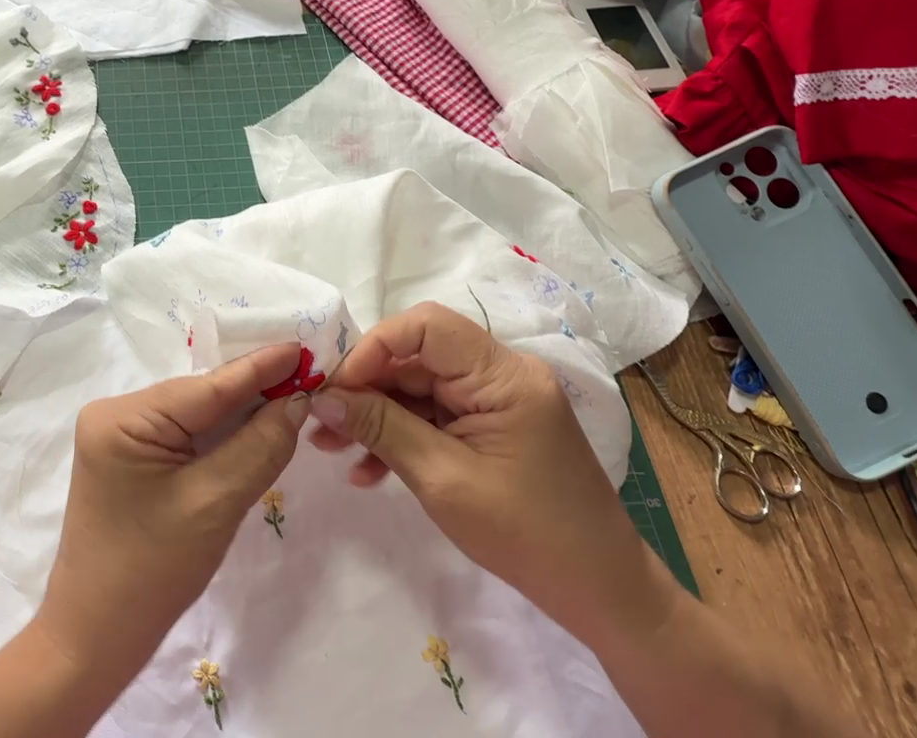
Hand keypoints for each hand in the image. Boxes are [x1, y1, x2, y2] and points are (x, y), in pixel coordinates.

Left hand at [38, 344, 312, 673]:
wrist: (98, 631)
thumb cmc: (152, 570)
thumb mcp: (214, 504)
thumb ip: (259, 446)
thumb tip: (296, 401)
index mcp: (123, 418)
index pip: (206, 386)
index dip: (260, 368)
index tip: (304, 345)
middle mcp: (114, 414)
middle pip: (199, 395)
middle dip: (253, 387)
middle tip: (308, 372)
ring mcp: (118, 437)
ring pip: (193, 414)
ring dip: (239, 411)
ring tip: (292, 394)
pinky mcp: (128, 459)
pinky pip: (183, 434)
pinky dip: (219, 434)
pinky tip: (254, 426)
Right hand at [308, 303, 660, 638]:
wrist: (596, 589)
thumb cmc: (524, 532)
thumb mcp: (442, 478)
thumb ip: (381, 427)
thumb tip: (322, 396)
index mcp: (503, 375)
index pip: (426, 326)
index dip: (373, 347)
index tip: (337, 388)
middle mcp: (501, 375)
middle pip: (416, 359)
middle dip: (363, 388)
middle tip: (319, 422)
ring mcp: (496, 402)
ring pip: (417, 388)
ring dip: (373, 416)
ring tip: (330, 448)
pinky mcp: (491, 427)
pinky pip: (433, 416)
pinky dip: (399, 437)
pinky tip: (367, 471)